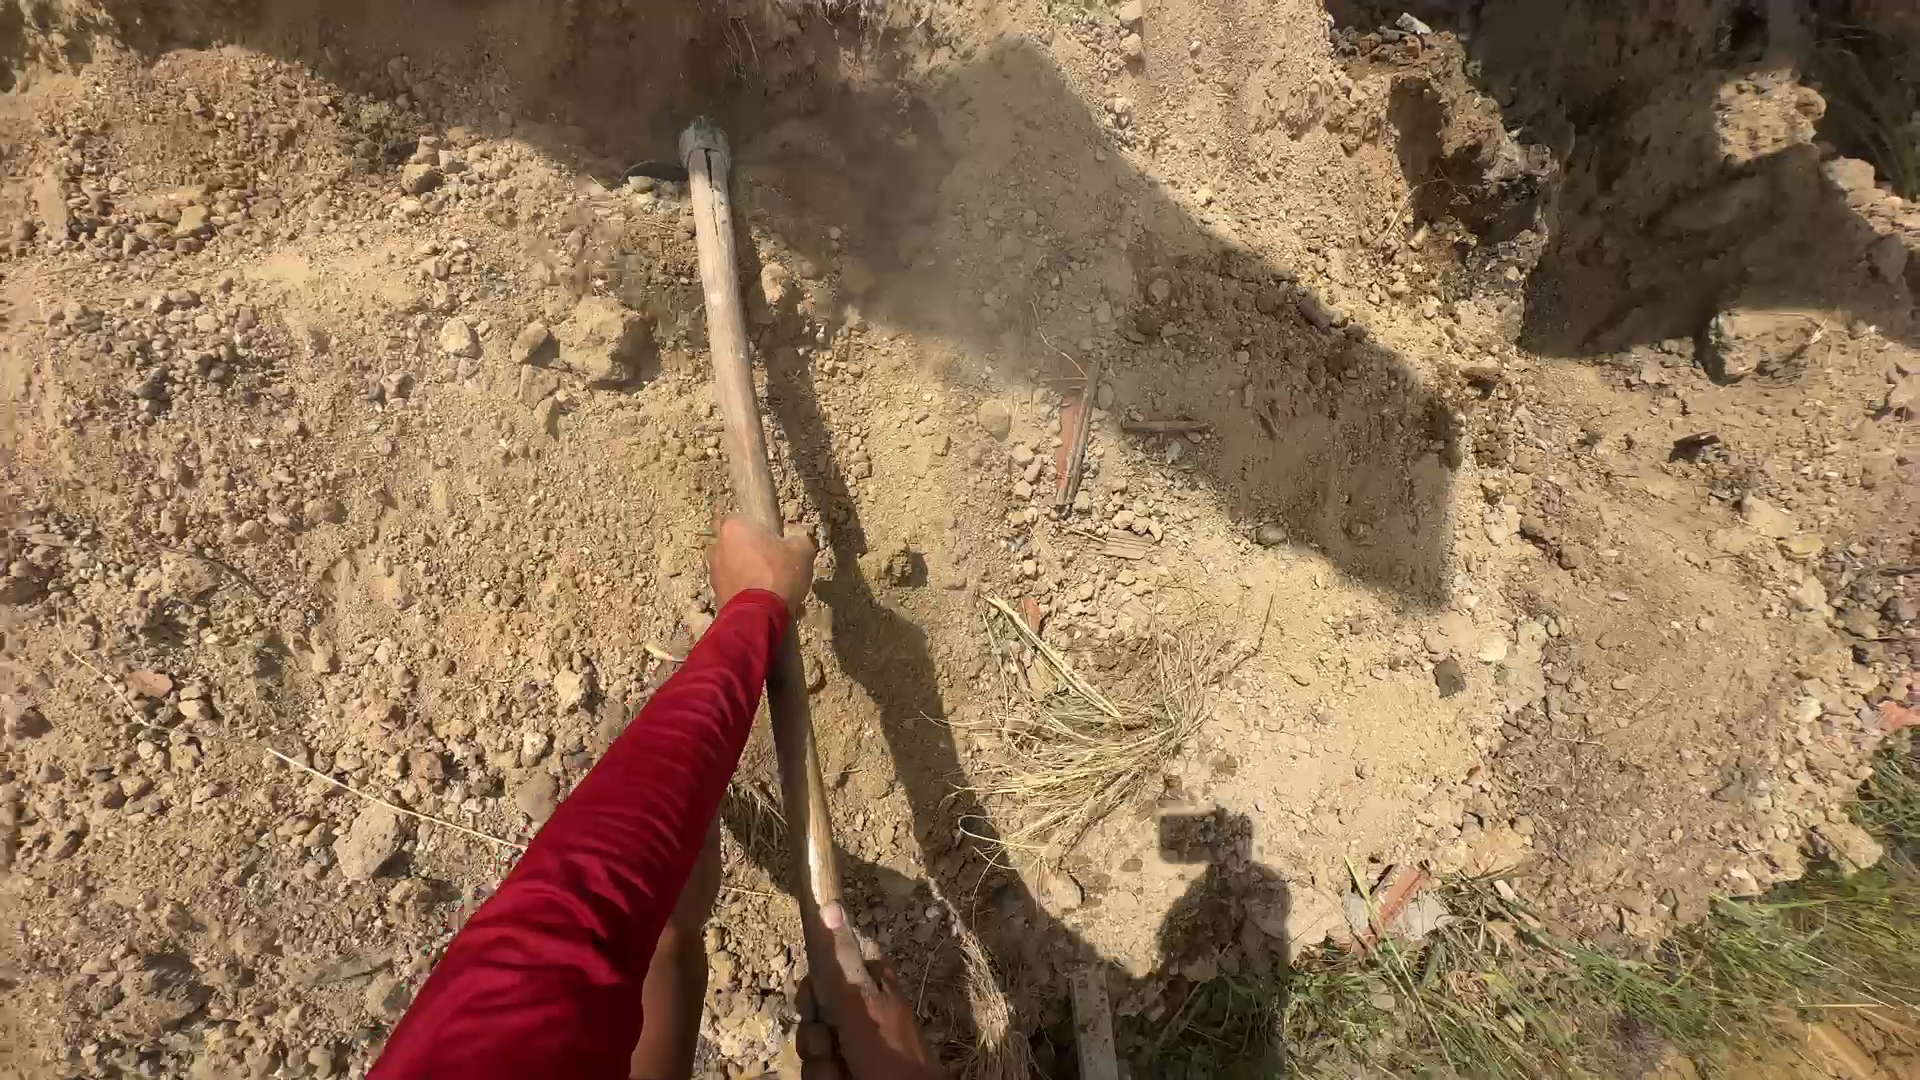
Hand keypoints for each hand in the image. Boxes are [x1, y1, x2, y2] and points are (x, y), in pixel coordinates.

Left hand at [707, 516, 815, 616]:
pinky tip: (766, 602)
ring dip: (749, 572)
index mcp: (734, 527)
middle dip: (752, 551)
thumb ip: (798, 539)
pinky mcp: (715, 593)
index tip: (775, 540)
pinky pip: (735, 586)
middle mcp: (717, 546)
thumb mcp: (802, 551)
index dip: (760, 528)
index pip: (742, 517)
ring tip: (772, 587)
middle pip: (737, 543)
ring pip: (735, 565)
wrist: (758, 616)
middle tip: (774, 562)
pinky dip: (747, 591)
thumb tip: (794, 543)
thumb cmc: (778, 574)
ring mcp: (713, 571)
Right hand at [794, 902, 942, 1079]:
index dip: (815, 985)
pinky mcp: (843, 1069)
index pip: (828, 964)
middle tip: (829, 1043)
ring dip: (819, 1062)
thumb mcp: (860, 1000)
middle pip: (813, 1008)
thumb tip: (829, 904)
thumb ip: (839, 958)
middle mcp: (858, 1006)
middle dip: (814, 1031)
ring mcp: (850, 1041)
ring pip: (811, 1043)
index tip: (814, 1001)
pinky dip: (824, 1079)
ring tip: (840, 1073)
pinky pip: (816, 1070)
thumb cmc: (888, 1049)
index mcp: (869, 979)